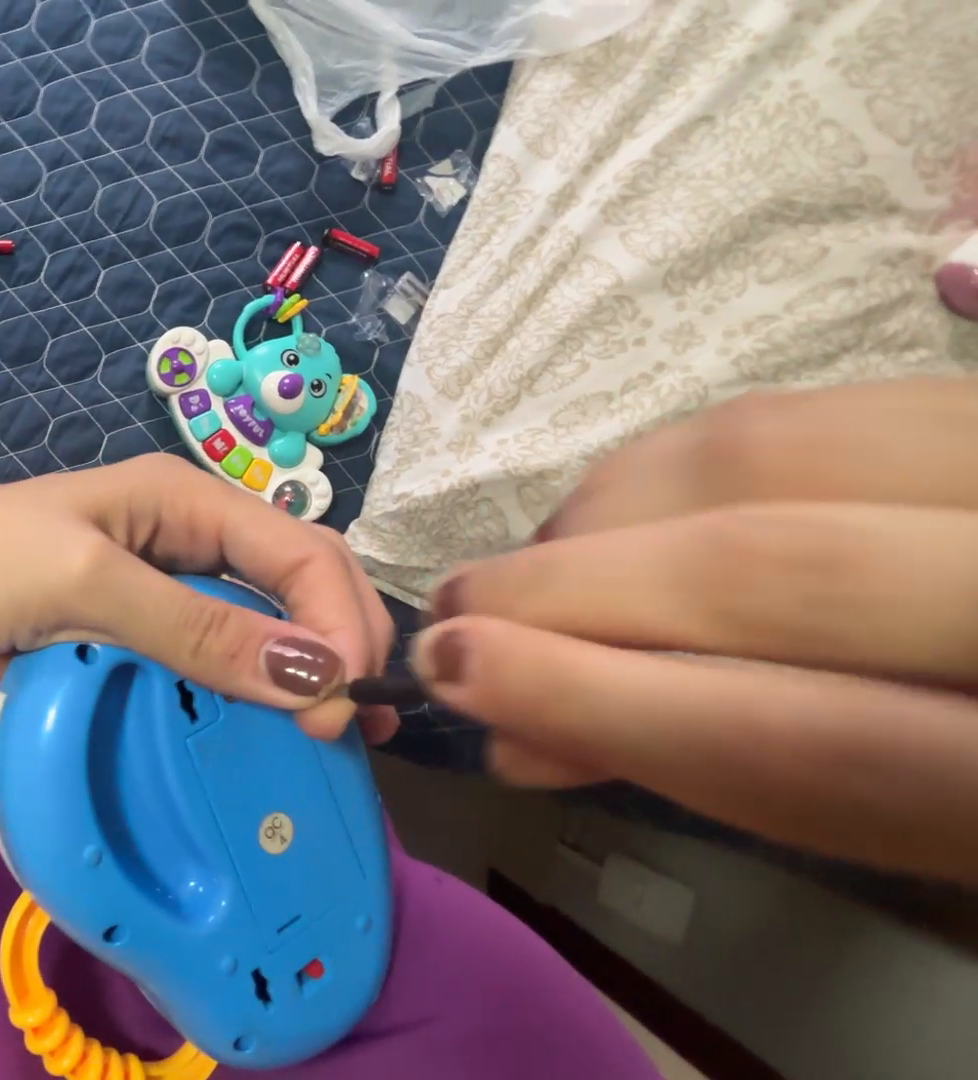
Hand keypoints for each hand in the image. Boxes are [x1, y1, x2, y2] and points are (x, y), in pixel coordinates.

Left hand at [0, 454, 396, 740]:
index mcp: (183, 498)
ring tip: (336, 734)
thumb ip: (197, 628)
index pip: (297, 548)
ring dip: (301, 670)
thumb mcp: (89, 583)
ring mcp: (162, 585)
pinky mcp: (136, 630)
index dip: (336, 618)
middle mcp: (185, 535)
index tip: (350, 698)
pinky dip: (247, 688)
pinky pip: (212, 656)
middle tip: (354, 724)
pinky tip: (267, 725)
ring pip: (260, 623)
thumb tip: (315, 674)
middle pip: (292, 582)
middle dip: (332, 643)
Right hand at [407, 377, 977, 881]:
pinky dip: (661, 460)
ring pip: (763, 455)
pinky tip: (614, 512)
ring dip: (597, 520)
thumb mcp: (867, 813)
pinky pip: (784, 403)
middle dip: (565, 590)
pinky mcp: (977, 403)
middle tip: (451, 614)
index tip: (449, 666)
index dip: (600, 702)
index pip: (815, 745)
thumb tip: (506, 735)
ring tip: (531, 573)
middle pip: (774, 570)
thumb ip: (702, 770)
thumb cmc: (964, 757)